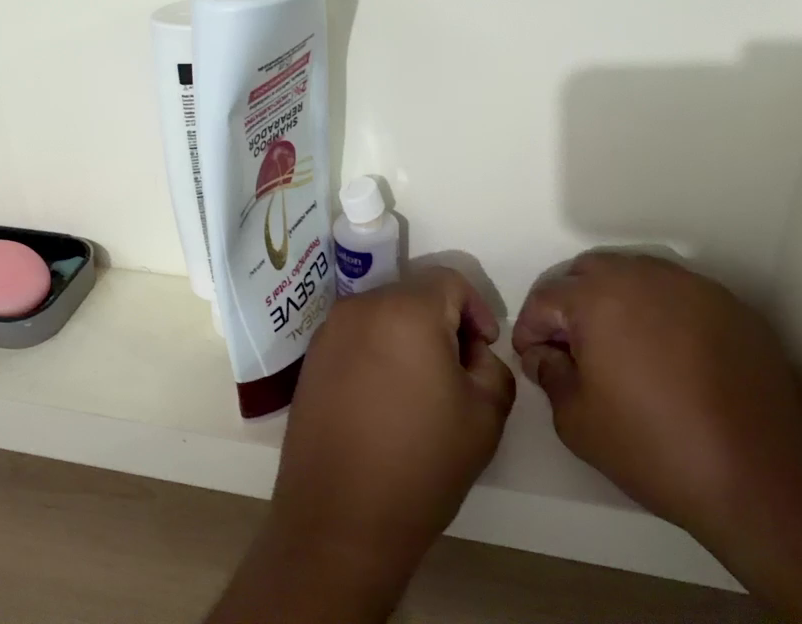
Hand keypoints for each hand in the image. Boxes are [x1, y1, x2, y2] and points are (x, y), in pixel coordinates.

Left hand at [207, 267, 514, 623]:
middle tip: (459, 371)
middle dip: (443, 324)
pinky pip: (356, 340)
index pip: (449, 281)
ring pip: (382, 317)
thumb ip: (492, 367)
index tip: (485, 349)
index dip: (477, 309)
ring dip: (408, 339)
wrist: (339, 522)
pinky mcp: (309, 364)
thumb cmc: (421, 464)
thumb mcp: (485, 414)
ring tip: (422, 390)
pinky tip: (386, 402)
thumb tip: (471, 354)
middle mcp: (360, 309)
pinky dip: (378, 355)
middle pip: (413, 295)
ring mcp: (328, 335)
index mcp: (405, 311)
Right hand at [513, 251, 801, 620]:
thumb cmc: (655, 448)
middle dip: (572, 305)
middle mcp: (644, 276)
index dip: (531, 329)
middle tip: (574, 350)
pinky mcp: (731, 306)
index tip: (536, 359)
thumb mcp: (578, 422)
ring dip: (617, 303)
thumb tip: (546, 354)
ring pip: (637, 276)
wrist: (760, 475)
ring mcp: (693, 287)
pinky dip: (661, 314)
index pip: (546, 297)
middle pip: (590, 272)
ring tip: (621, 351)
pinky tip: (669, 358)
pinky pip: (679, 295)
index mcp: (599, 298)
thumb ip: (551, 374)